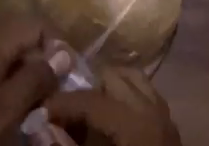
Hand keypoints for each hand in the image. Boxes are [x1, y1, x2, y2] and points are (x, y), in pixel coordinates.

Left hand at [0, 18, 69, 145]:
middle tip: (51, 102)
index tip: (69, 83)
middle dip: (42, 64)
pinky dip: (4, 88)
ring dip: (24, 79)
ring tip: (31, 113)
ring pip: (7, 56)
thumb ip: (31, 83)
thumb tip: (64, 54)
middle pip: (22, 37)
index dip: (58, 47)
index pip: (37, 23)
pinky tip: (5, 114)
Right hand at [43, 68, 180, 145]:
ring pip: (131, 80)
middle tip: (62, 114)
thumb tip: (41, 129)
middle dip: (85, 91)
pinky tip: (107, 124)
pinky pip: (144, 96)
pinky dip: (123, 99)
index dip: (62, 103)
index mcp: (136, 124)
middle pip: (111, 78)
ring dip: (105, 91)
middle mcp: (153, 110)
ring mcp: (165, 116)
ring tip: (83, 115)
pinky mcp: (169, 128)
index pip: (92, 100)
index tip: (39, 112)